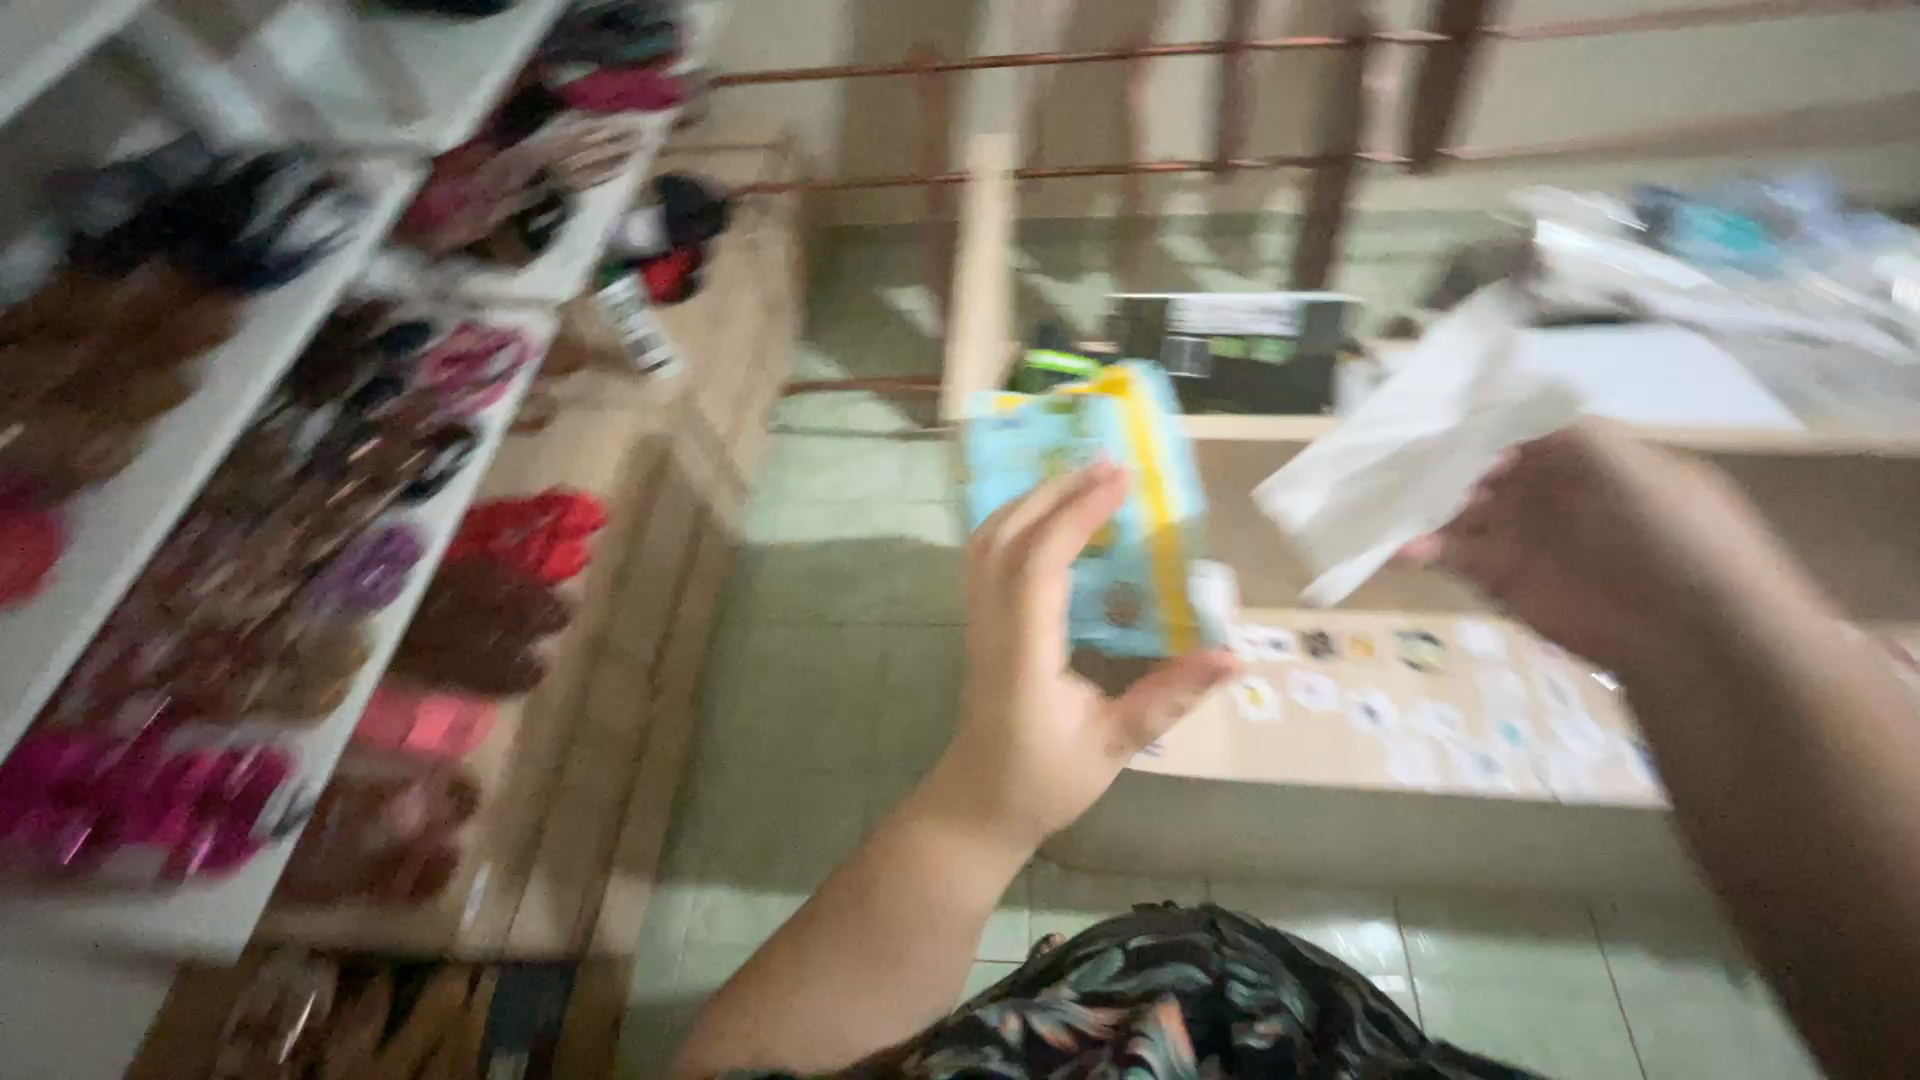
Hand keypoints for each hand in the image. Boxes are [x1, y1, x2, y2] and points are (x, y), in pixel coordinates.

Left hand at [927, 464, 1237, 851]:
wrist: (978, 804)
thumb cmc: (1043, 781)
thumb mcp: (1113, 747)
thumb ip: (1168, 698)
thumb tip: (1232, 655)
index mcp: (1023, 654)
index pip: (1039, 566)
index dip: (1077, 517)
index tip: (1121, 481)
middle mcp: (991, 626)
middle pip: (1006, 538)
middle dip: (1056, 492)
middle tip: (1109, 464)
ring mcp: (976, 622)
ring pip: (987, 542)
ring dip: (1032, 500)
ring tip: (1080, 478)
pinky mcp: (978, 624)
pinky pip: (985, 557)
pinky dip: (1014, 521)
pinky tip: (1046, 516)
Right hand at [1404, 420, 1827, 679]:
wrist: (1694, 632)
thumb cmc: (1671, 534)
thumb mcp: (1630, 463)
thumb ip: (1562, 429)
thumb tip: (1492, 407)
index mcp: (1573, 457)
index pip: (1506, 428)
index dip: (1467, 422)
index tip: (1422, 418)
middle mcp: (1539, 490)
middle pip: (1469, 467)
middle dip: (1430, 463)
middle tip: (1385, 460)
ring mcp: (1515, 534)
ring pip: (1450, 510)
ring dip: (1416, 506)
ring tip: (1377, 502)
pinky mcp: (1497, 576)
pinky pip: (1448, 554)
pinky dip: (1419, 548)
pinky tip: (1399, 547)